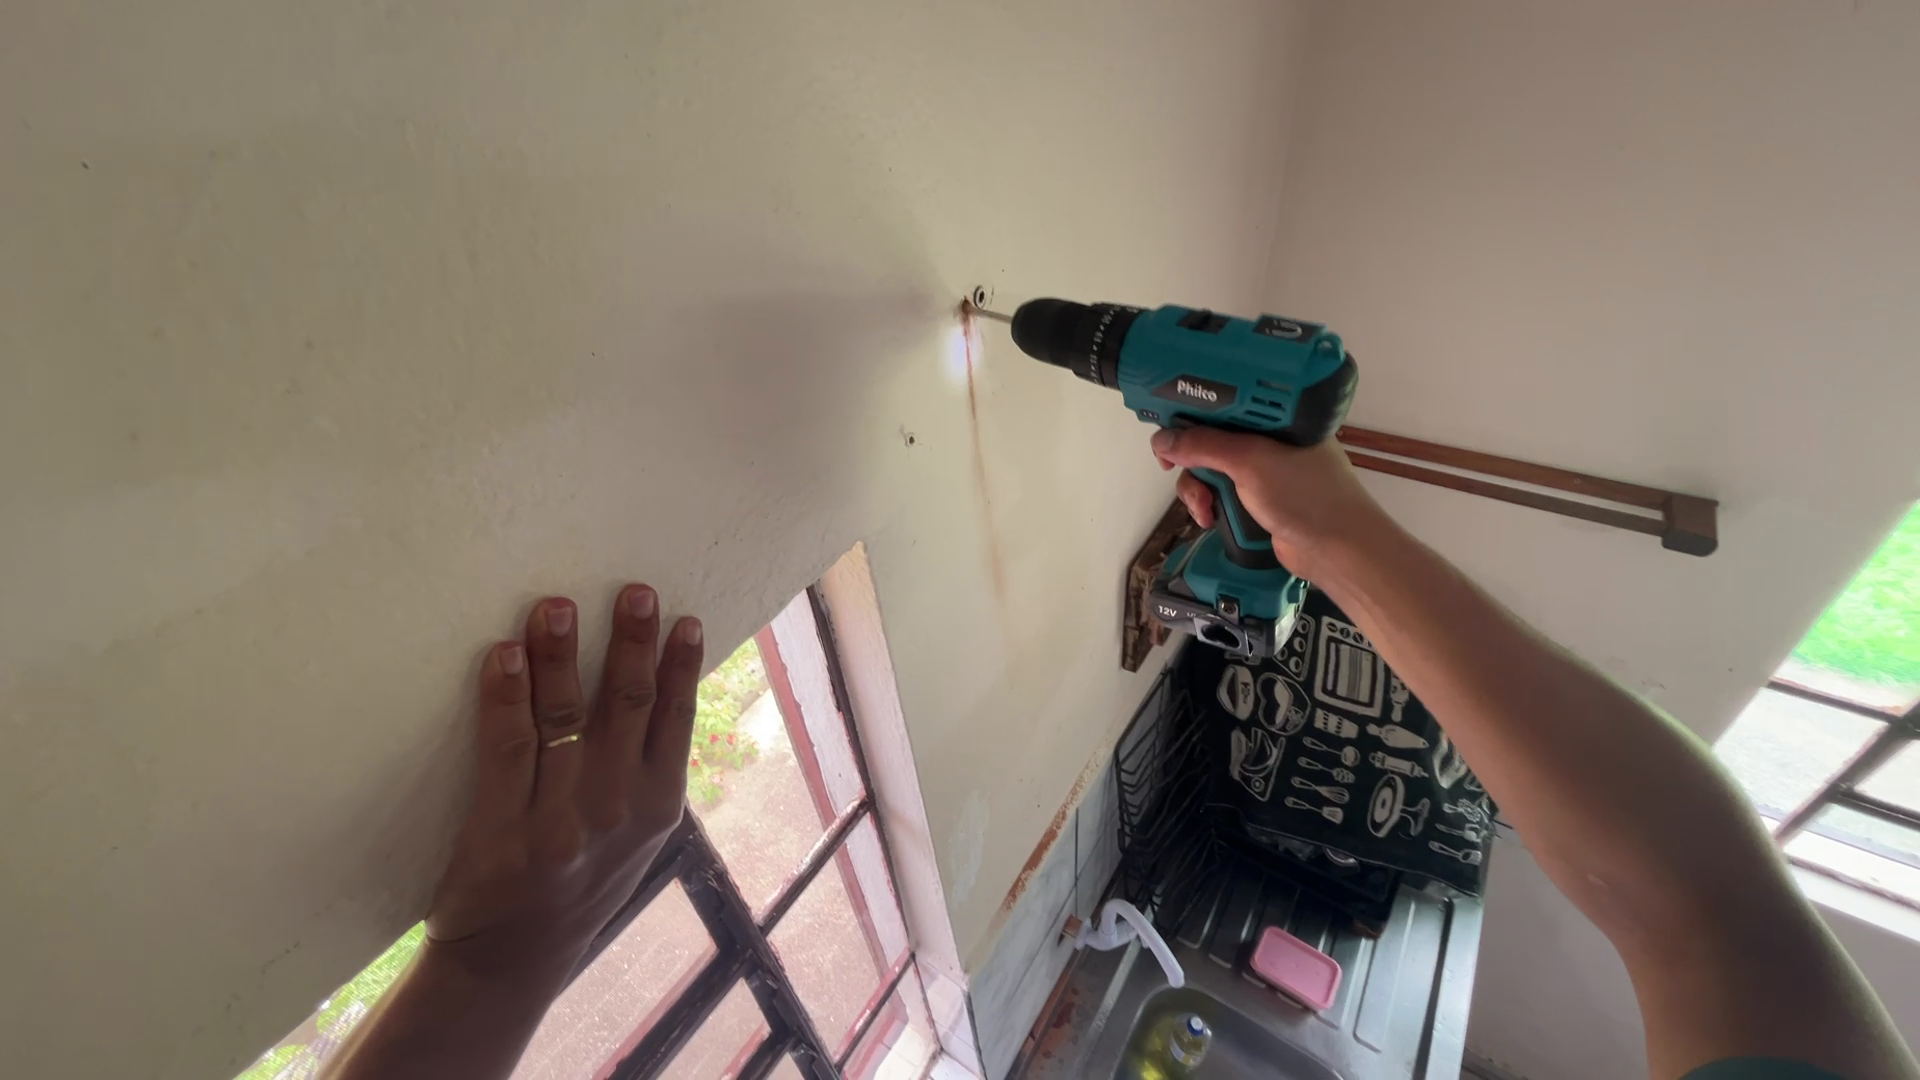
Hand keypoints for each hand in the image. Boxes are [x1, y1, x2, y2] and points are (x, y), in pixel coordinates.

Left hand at [425, 585, 704, 982]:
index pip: (676, 717)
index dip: (683, 665)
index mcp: (660, 803)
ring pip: (566, 718)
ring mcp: (560, 820)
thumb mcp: (641, 834)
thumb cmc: (586, 879)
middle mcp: (618, 807)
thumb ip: (650, 768)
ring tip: (558, 605)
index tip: (685, 619)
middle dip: (632, 643)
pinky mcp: (501, 832)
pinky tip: (505, 655)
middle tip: (635, 592)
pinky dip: (506, 697)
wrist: (515, 957)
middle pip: (628, 706)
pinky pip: (507, 749)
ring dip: (564, 655)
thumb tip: (658, 686)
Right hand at [1151, 428, 1387, 581]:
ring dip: (1198, 491)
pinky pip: (1219, 494)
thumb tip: (1162, 440)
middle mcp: (1267, 441)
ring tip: (1205, 509)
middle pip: (1208, 440)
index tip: (1167, 429)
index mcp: (1275, 419)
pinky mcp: (1255, 500)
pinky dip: (1209, 506)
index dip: (1190, 414)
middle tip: (1170, 468)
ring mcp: (1261, 473)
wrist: (1335, 551)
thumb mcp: (1250, 462)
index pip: (1223, 405)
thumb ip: (1203, 447)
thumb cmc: (1306, 497)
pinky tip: (1212, 519)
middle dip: (1190, 461)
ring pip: (1209, 471)